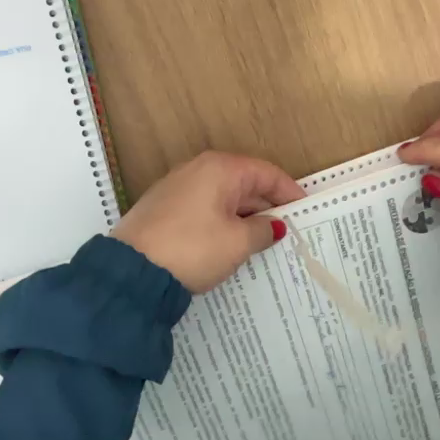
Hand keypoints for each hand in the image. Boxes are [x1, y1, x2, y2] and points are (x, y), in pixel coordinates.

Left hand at [113, 151, 304, 292]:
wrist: (132, 271)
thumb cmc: (192, 249)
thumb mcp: (237, 243)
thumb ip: (262, 230)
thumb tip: (274, 225)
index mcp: (220, 169)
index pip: (267, 173)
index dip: (289, 192)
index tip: (306, 210)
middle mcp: (198, 170)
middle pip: (245, 183)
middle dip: (267, 206)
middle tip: (289, 231)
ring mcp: (177, 189)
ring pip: (223, 199)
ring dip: (244, 218)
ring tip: (264, 242)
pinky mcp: (164, 210)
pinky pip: (204, 210)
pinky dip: (222, 224)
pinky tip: (230, 246)